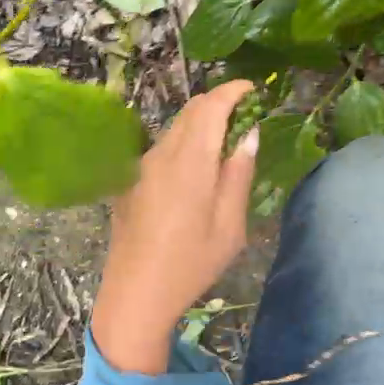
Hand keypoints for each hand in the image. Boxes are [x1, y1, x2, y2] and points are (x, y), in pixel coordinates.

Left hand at [91, 80, 259, 373]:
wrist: (135, 294)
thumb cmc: (190, 265)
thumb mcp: (229, 226)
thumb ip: (238, 175)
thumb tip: (247, 135)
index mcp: (189, 163)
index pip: (210, 107)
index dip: (232, 91)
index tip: (253, 90)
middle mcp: (161, 155)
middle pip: (190, 111)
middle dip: (218, 104)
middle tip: (245, 116)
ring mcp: (141, 166)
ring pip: (174, 128)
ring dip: (200, 124)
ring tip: (225, 146)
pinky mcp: (130, 180)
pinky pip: (162, 149)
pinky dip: (184, 143)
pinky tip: (196, 171)